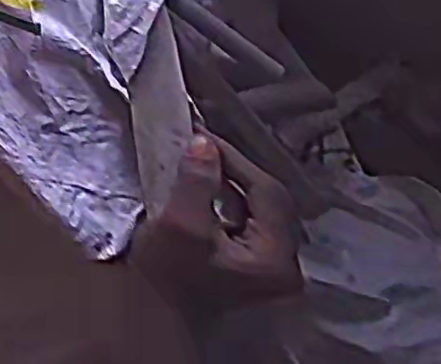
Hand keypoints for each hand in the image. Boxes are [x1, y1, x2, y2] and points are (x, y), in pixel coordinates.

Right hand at [130, 132, 303, 316]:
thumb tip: (204, 142)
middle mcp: (284, 262)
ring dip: (230, 176)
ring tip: (198, 153)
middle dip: (235, 166)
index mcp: (275, 258)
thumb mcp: (179, 223)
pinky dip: (226, 191)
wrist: (156, 306)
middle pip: (269, 199)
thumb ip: (196, 183)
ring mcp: (268, 261)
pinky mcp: (250, 257)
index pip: (268, 194)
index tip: (199, 134)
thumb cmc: (167, 268)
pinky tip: (204, 179)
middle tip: (198, 140)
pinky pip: (247, 214)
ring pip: (259, 204)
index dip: (236, 159)